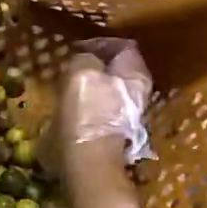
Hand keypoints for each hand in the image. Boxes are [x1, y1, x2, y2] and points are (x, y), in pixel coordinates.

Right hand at [58, 38, 153, 200]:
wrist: (88, 163)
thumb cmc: (86, 116)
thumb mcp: (80, 75)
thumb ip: (85, 60)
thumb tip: (84, 58)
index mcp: (134, 73)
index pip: (123, 46)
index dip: (100, 43)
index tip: (78, 47)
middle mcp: (138, 91)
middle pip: (119, 69)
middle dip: (98, 66)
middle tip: (73, 67)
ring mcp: (128, 114)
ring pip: (110, 90)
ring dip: (91, 87)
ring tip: (69, 89)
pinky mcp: (114, 132)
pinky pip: (102, 109)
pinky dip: (89, 106)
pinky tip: (71, 111)